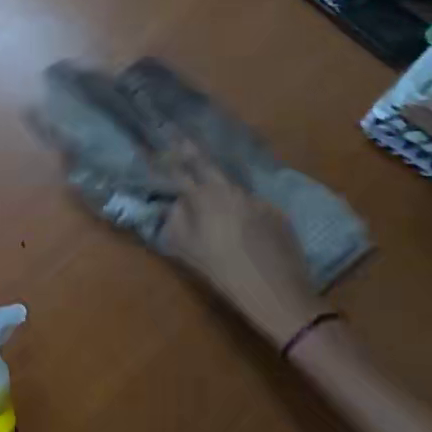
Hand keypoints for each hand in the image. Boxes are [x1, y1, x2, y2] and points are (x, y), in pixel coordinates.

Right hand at [155, 141, 326, 346]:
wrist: (279, 295)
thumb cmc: (222, 271)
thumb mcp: (184, 248)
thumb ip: (175, 218)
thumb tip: (178, 202)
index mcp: (204, 197)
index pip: (179, 171)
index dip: (164, 159)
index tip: (152, 147)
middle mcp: (230, 190)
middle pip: (207, 164)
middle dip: (190, 150)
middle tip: (179, 136)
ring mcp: (258, 200)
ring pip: (231, 187)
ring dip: (219, 186)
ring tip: (213, 196)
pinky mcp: (278, 213)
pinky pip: (252, 204)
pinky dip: (243, 208)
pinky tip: (243, 226)